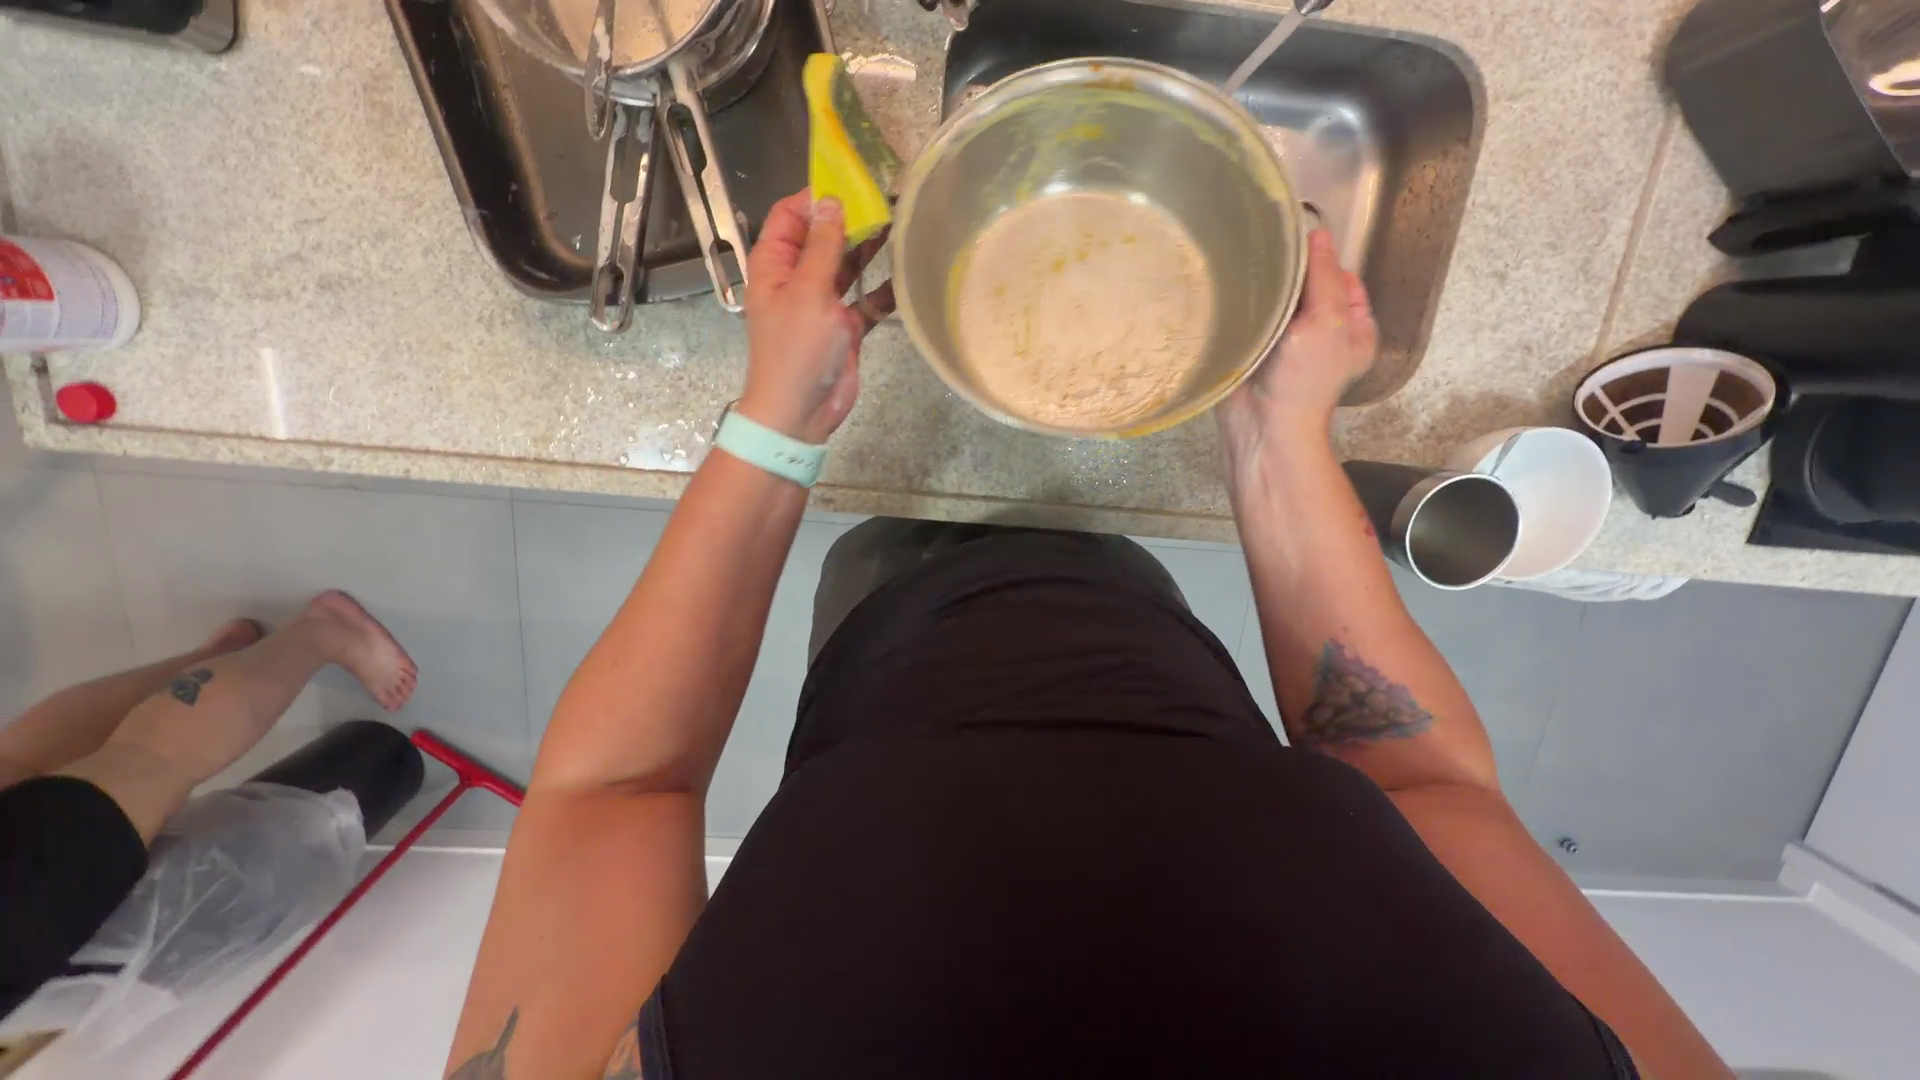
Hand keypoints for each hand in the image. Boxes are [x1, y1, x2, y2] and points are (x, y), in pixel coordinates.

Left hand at [737, 191, 894, 444]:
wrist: (800, 412)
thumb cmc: (796, 350)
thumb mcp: (809, 291)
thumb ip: (823, 245)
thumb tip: (831, 201)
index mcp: (775, 264)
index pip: (790, 215)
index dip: (816, 197)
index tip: (851, 183)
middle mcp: (797, 278)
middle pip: (822, 236)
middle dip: (850, 220)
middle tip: (886, 201)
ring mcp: (822, 302)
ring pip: (847, 266)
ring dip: (869, 250)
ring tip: (899, 227)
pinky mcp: (844, 326)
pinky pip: (867, 301)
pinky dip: (883, 291)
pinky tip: (905, 276)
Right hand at [1217, 229, 1377, 480]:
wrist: (1262, 426)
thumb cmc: (1303, 380)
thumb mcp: (1327, 321)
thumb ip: (1324, 277)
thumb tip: (1317, 235)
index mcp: (1353, 325)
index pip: (1341, 276)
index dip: (1322, 261)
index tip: (1297, 251)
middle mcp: (1323, 332)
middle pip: (1308, 286)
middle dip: (1290, 275)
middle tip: (1269, 264)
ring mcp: (1289, 343)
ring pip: (1279, 300)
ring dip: (1265, 291)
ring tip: (1249, 279)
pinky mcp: (1258, 350)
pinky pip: (1255, 318)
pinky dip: (1246, 308)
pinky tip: (1236, 298)